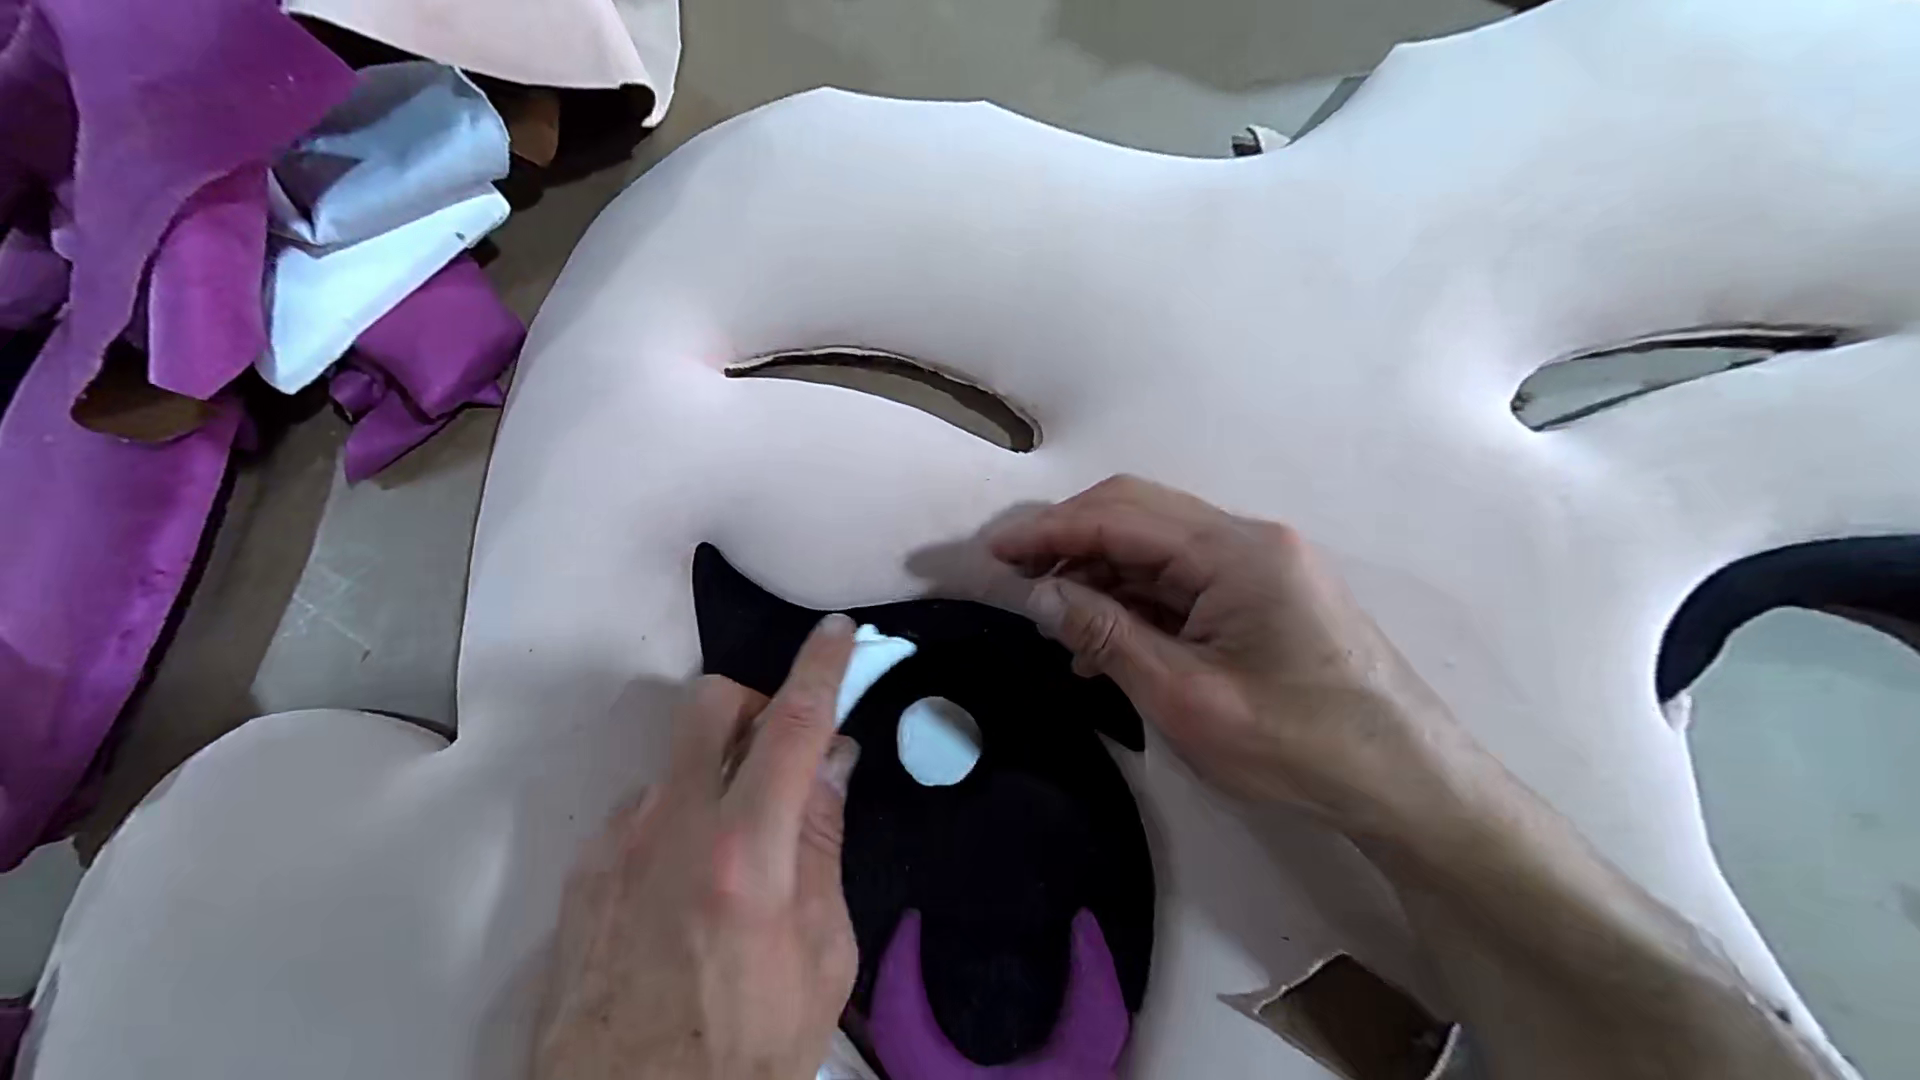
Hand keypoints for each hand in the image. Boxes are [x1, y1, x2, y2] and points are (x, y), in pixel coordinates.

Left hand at [535, 615, 862, 1079]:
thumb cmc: (750, 1046)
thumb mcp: (824, 954)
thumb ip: (824, 844)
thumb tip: (832, 761)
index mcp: (748, 853)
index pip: (795, 729)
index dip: (821, 669)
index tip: (837, 630)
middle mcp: (673, 828)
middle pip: (711, 705)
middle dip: (755, 702)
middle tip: (780, 751)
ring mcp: (618, 845)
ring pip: (678, 759)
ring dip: (717, 773)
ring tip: (733, 846)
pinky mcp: (584, 872)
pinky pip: (643, 807)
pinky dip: (679, 815)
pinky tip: (685, 882)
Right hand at [988, 476, 1466, 834]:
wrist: (1408, 783)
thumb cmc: (1298, 746)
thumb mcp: (1186, 698)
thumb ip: (1107, 635)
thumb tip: (1039, 593)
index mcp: (1235, 552)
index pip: (1120, 518)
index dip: (1050, 530)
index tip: (994, 551)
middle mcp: (1246, 538)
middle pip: (1136, 513)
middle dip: (1069, 538)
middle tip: (1017, 574)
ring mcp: (1256, 561)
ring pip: (1153, 544)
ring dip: (1098, 571)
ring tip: (1055, 616)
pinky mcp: (1258, 588)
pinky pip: (1178, 576)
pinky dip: (1132, 597)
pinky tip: (1104, 639)